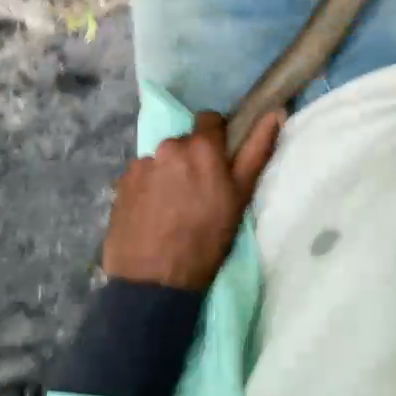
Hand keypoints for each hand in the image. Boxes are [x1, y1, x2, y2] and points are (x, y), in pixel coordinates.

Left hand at [101, 110, 283, 291]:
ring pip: (162, 160)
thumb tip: (274, 113)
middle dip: (191, 159)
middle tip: (197, 191)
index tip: (219, 161)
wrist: (154, 282)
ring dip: (169, 173)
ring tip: (172, 207)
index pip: (209, 119)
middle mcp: (169, 146)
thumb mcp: (240, 195)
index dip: (216, 137)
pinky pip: (141, 176)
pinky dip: (148, 188)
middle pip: (184, 142)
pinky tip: (152, 214)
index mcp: (201, 146)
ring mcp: (141, 165)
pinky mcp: (120, 185)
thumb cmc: (207, 238)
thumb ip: (256, 149)